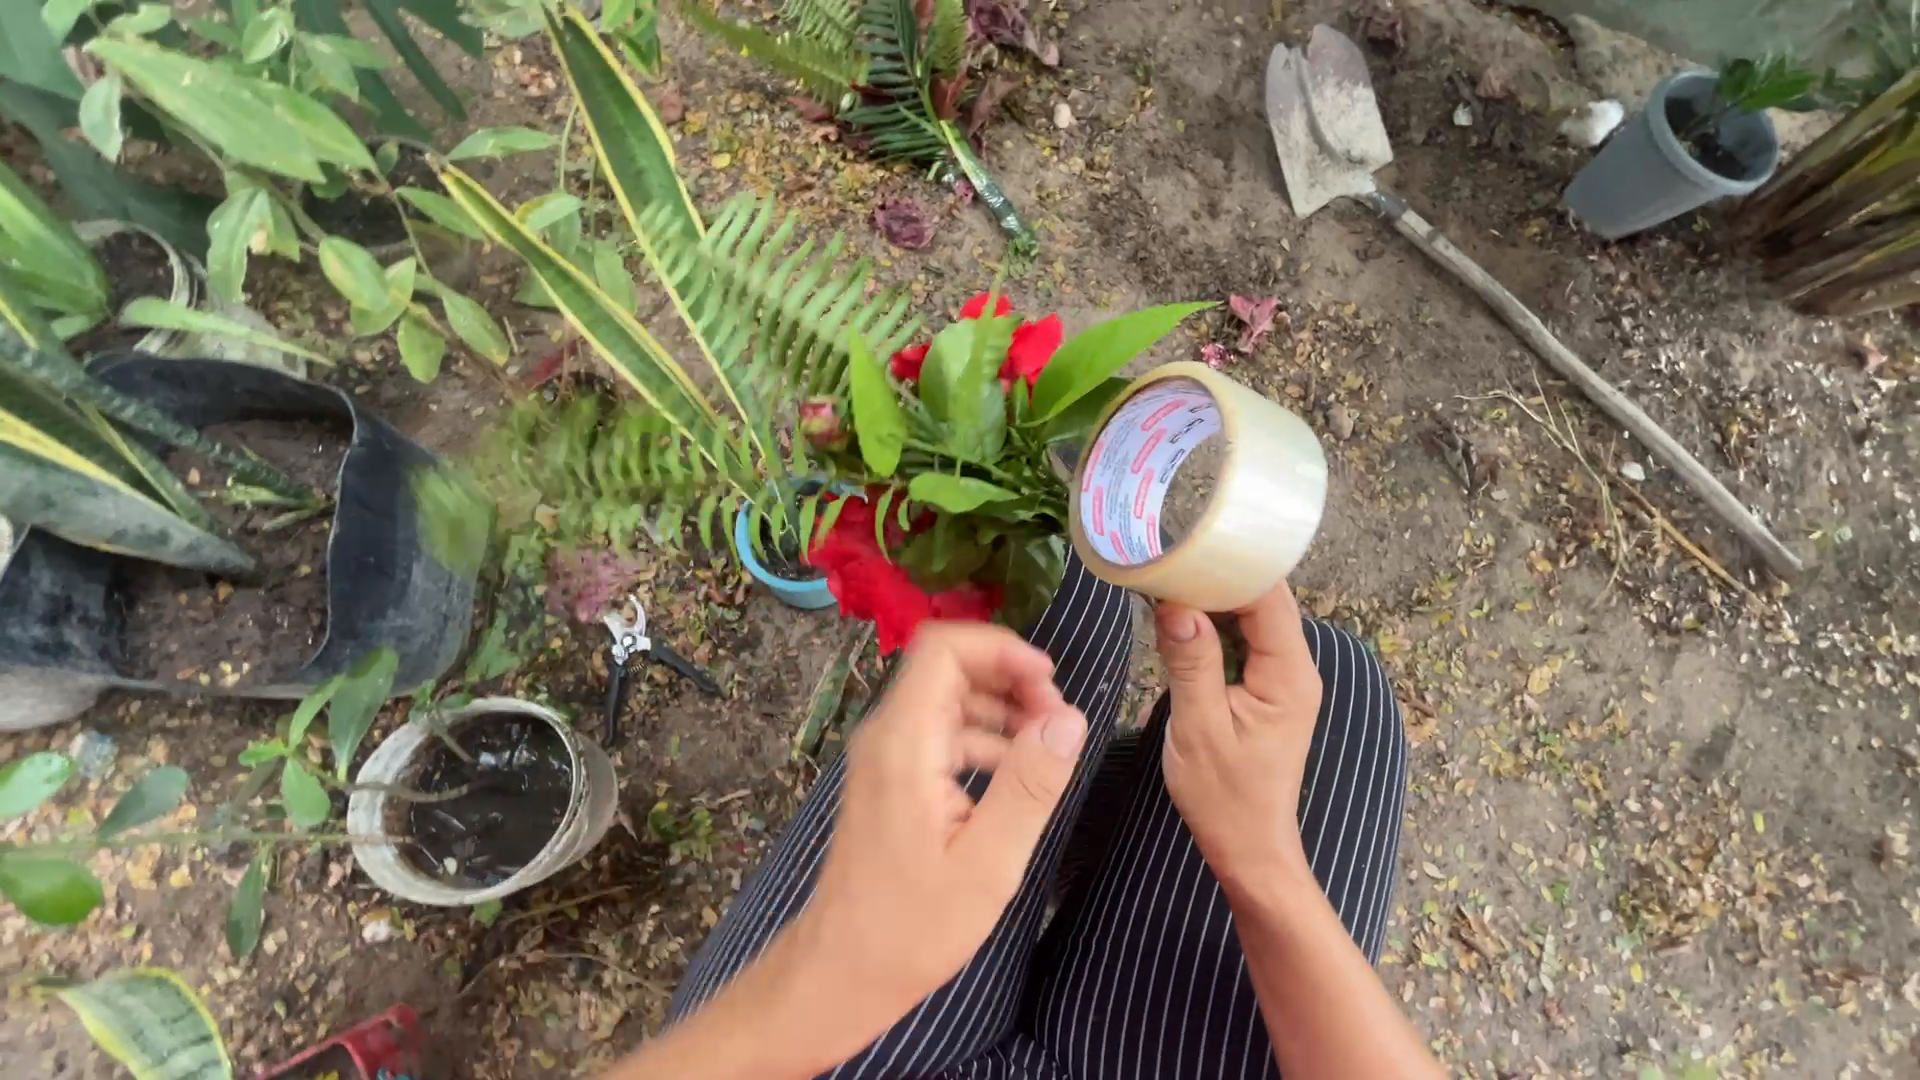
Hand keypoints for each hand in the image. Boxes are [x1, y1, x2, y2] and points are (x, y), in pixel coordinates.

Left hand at [783, 621, 1089, 1051]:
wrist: (842, 971)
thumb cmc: (911, 927)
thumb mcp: (987, 863)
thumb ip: (1029, 785)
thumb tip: (1069, 717)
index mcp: (904, 741)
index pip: (943, 648)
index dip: (1000, 649)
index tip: (1049, 682)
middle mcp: (889, 733)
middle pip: (950, 667)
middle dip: (1009, 678)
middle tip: (1058, 719)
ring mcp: (888, 753)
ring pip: (950, 698)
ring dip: (1002, 708)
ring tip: (1048, 746)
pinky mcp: (895, 775)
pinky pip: (944, 732)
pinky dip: (986, 737)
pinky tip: (1017, 774)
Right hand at [1154, 582, 1321, 885]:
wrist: (1246, 846)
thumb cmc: (1224, 795)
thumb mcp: (1199, 726)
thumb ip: (1191, 662)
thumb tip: (1174, 604)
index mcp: (1289, 675)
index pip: (1268, 599)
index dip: (1229, 568)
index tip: (1183, 547)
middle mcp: (1294, 668)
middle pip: (1261, 602)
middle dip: (1216, 577)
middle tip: (1164, 556)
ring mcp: (1280, 678)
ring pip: (1248, 619)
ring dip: (1210, 599)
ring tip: (1165, 575)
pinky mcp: (1262, 688)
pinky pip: (1239, 641)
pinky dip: (1210, 625)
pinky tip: (1177, 614)